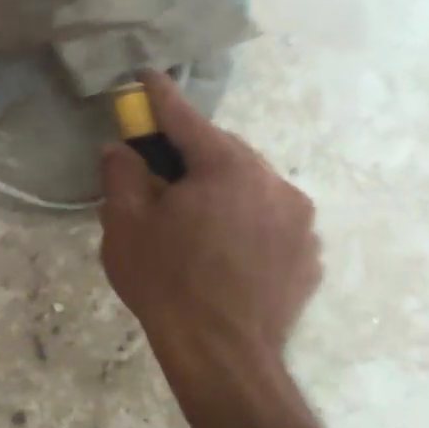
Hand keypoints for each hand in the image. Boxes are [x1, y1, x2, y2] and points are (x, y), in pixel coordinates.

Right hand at [98, 72, 320, 391]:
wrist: (222, 351)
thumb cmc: (164, 277)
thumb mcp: (123, 219)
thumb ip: (122, 173)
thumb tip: (122, 149)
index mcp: (228, 170)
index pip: (188, 120)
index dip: (160, 97)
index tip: (144, 75)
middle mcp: (275, 186)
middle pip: (224, 151)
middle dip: (188, 149)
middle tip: (152, 162)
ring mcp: (300, 223)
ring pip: (247, 185)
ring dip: (214, 184)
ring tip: (181, 210)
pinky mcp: (306, 255)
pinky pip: (266, 218)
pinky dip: (237, 216)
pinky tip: (211, 243)